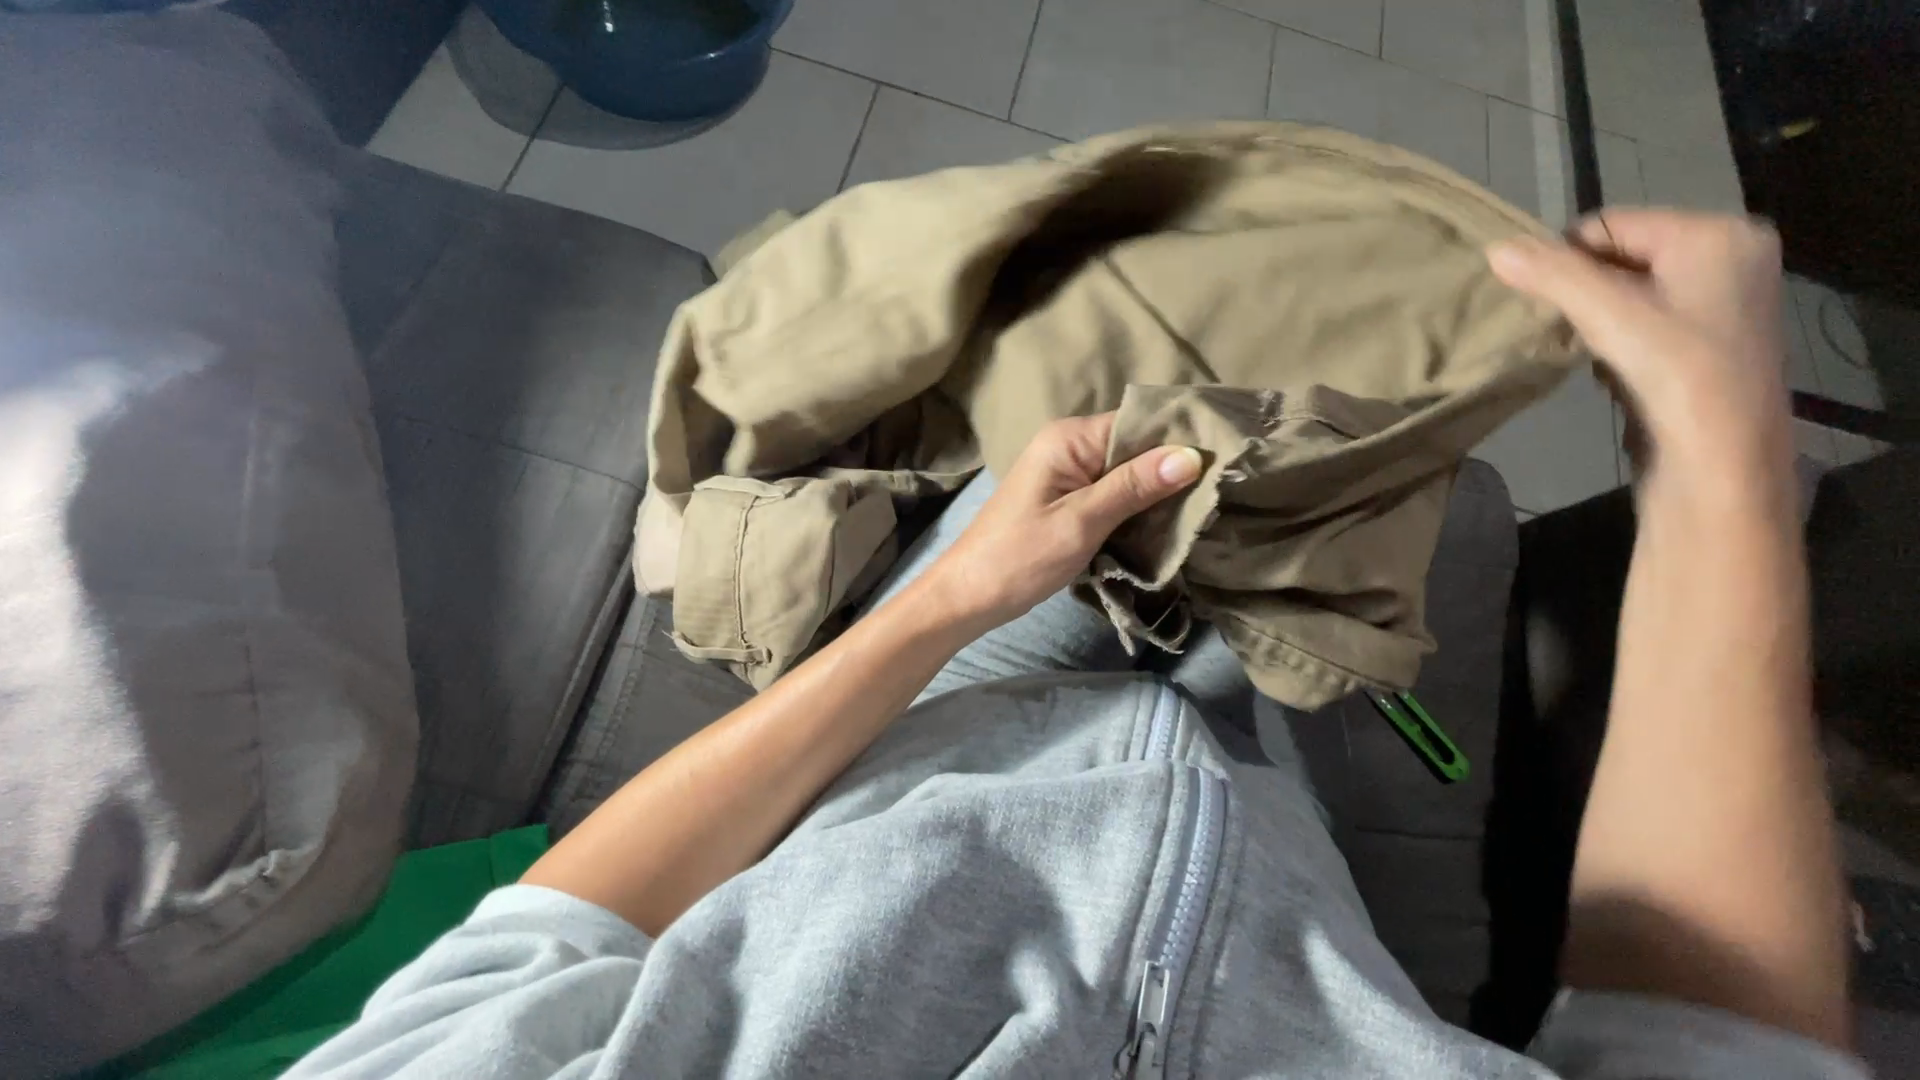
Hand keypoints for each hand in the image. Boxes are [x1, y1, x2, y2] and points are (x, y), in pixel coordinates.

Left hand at [921, 413, 1201, 631]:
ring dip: (1158, 493)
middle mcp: (1069, 446)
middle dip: (1173, 468)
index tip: (1227, 456)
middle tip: (1222, 489)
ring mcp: (1067, 475)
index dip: (1179, 439)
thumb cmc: (1019, 557)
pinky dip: (1137, 509)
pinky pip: (1114, 495)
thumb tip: (1191, 455)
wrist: (968, 596)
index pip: (1138, 423)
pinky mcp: (1068, 502)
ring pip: (1128, 474)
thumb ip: (1133, 487)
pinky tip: (1167, 523)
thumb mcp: (1081, 522)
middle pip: (1135, 447)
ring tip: (1205, 507)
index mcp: (1068, 439)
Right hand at [1487, 210, 1793, 494]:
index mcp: (1718, 235)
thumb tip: (1495, 248)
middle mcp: (1730, 256)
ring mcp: (1723, 300)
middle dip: (1581, 290)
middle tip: (1562, 327)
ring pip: (1629, 290)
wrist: (1720, 455)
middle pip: (1621, 255)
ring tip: (1587, 349)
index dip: (1565, 259)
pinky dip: (1616, 337)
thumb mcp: (1607, 315)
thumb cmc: (1676, 372)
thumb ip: (1552, 276)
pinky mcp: (1709, 339)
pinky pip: (1645, 318)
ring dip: (1595, 317)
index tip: (1542, 301)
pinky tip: (1610, 366)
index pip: (1610, 224)